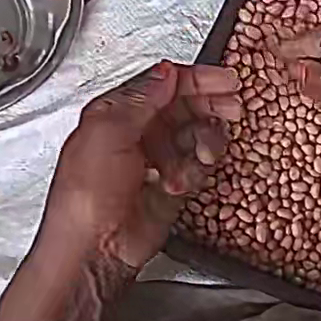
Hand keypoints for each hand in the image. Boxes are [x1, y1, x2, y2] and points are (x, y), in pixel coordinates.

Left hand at [37, 60, 240, 268]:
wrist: (96, 247)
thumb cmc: (88, 194)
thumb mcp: (108, 133)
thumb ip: (141, 99)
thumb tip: (166, 73)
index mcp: (118, 113)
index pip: (163, 85)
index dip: (195, 80)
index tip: (225, 80)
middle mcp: (140, 133)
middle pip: (185, 107)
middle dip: (210, 105)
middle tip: (233, 106)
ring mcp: (159, 159)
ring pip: (196, 136)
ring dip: (204, 142)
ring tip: (204, 154)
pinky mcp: (174, 185)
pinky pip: (198, 166)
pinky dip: (196, 170)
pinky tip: (182, 181)